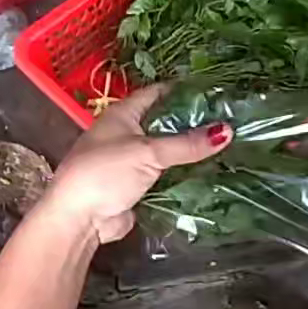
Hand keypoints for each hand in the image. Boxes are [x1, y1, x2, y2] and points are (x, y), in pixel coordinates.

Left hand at [37, 84, 231, 243]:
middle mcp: (126, 135)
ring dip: (190, 152)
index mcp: (122, 115)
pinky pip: (166, 177)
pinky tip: (209, 173)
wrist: (79, 218)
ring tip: (225, 146)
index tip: (213, 91)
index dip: (182, 90)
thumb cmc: (105, 173)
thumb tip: (228, 130)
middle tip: (227, 120)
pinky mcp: (138, 187)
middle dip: (192, 123)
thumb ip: (187, 143)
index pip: (156, 93)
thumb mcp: (148, 152)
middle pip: (165, 124)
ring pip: (168, 153)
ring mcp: (131, 162)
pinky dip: (184, 175)